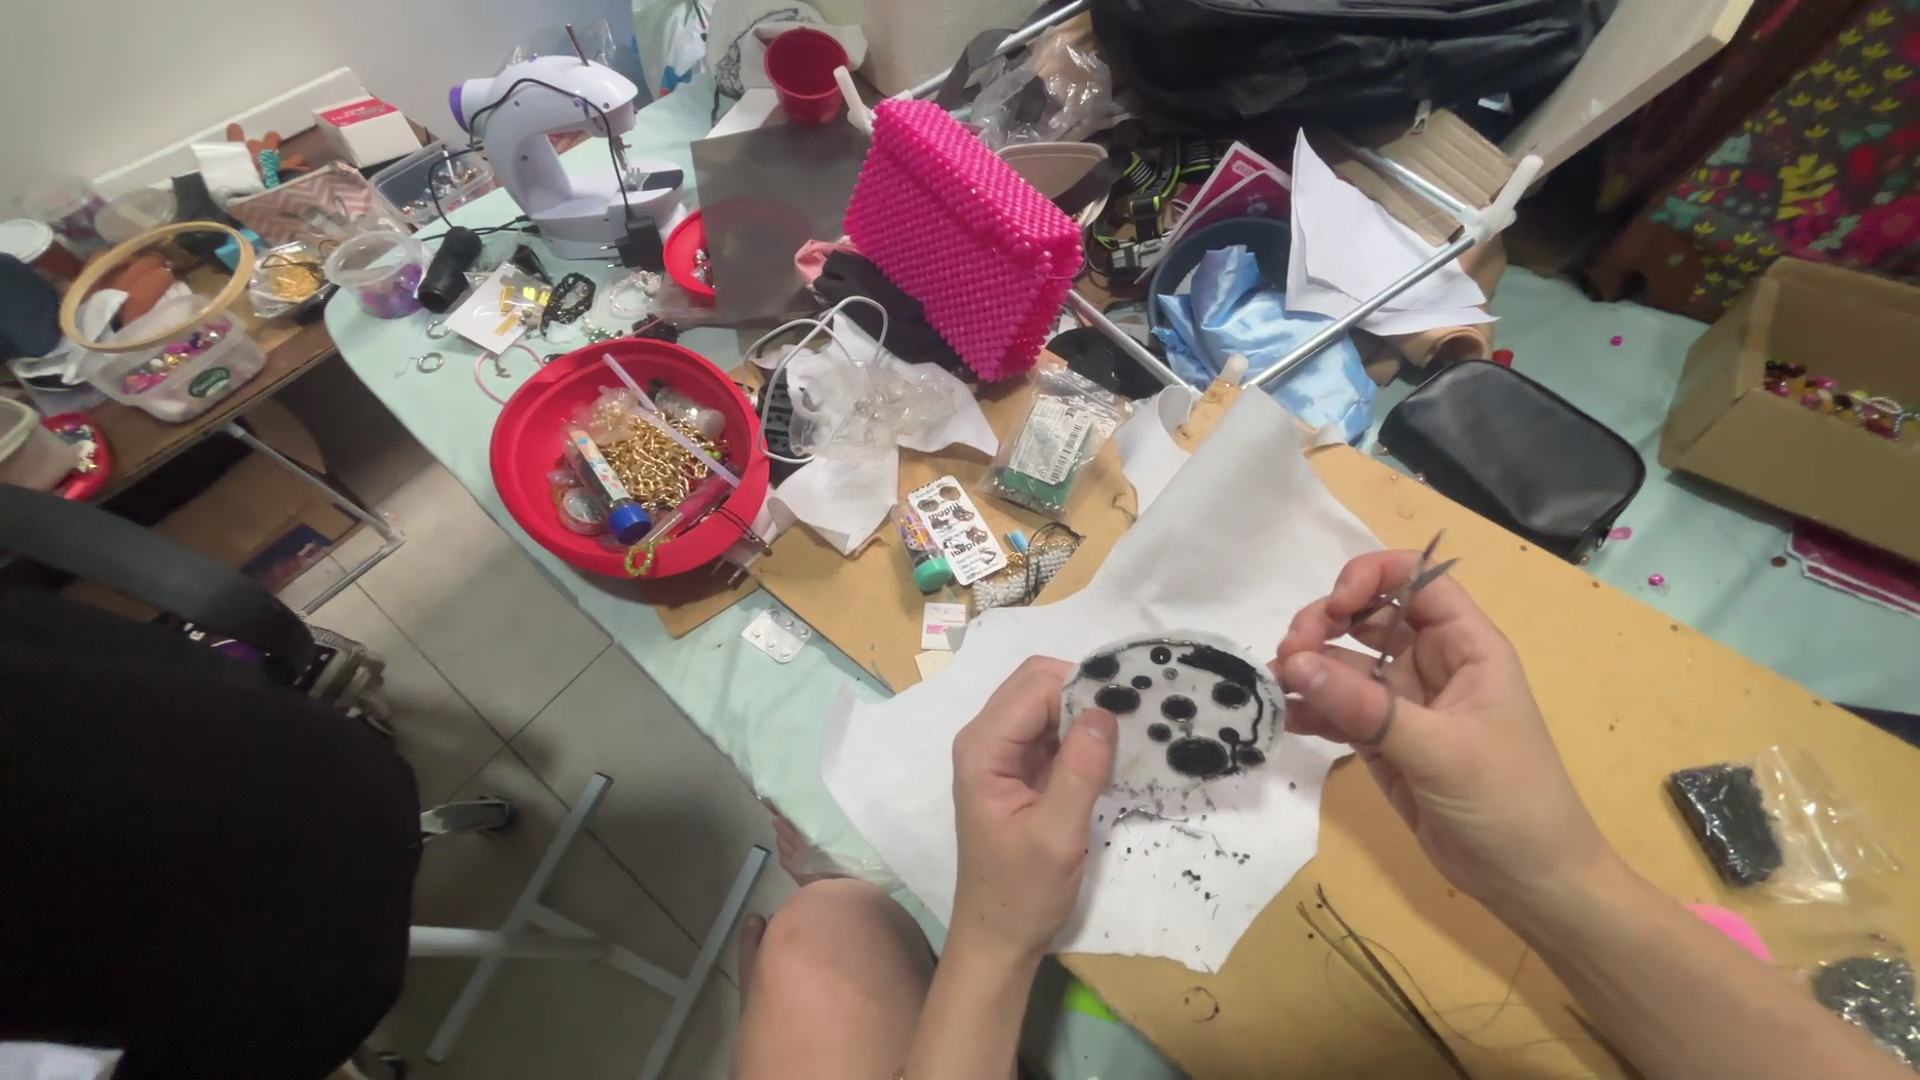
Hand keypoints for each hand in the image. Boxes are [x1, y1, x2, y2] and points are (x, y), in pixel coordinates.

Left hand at [949, 657, 1116, 964]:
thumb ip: (1079, 772)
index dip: (1081, 687)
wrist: (998, 935)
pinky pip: (1051, 726)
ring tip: (1128, 729)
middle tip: (1130, 717)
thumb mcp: (1056, 838)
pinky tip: (1110, 749)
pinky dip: (1081, 729)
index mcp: (983, 748)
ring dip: (1085, 708)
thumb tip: (1105, 712)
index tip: (1128, 708)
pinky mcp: (1019, 764)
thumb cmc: (1020, 893)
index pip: (1034, 686)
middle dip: (1084, 690)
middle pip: (1036, 683)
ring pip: (1046, 700)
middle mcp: (985, 737)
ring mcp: (1001, 749)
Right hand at [1273, 551, 1619, 922]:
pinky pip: (1332, 707)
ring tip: (1274, 688)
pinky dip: (1306, 708)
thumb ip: (1365, 707)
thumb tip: (1293, 664)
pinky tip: (1286, 720)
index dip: (1370, 578)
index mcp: (1465, 648)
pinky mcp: (1377, 737)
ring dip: (1304, 667)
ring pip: (1340, 661)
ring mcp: (1399, 701)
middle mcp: (1428, 663)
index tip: (1334, 607)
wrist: (1529, 885)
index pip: (1415, 581)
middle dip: (1322, 625)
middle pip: (1363, 615)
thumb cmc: (1510, 804)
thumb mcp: (1439, 750)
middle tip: (1288, 657)